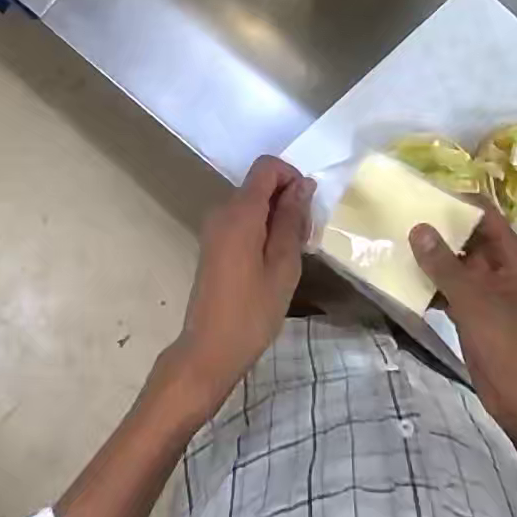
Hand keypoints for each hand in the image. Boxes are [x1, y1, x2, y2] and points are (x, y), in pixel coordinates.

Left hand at [169, 155, 314, 407]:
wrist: (209, 350)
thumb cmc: (253, 310)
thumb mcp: (283, 265)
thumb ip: (291, 219)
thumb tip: (302, 185)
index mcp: (239, 213)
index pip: (266, 167)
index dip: (291, 176)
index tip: (307, 207)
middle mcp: (222, 212)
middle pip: (259, 185)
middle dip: (287, 200)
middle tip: (304, 239)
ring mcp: (214, 229)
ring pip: (252, 204)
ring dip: (276, 217)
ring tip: (292, 255)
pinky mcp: (213, 245)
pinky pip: (242, 221)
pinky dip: (262, 229)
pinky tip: (273, 262)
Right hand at [411, 206, 516, 438]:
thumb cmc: (510, 347)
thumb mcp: (475, 302)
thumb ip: (445, 265)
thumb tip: (418, 227)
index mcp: (512, 257)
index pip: (484, 213)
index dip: (456, 201)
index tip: (420, 195)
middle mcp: (500, 268)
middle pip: (467, 236)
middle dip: (437, 228)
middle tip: (396, 218)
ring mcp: (487, 292)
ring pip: (456, 264)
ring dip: (430, 258)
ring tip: (392, 244)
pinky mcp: (474, 315)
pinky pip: (450, 290)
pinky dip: (430, 286)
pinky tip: (402, 283)